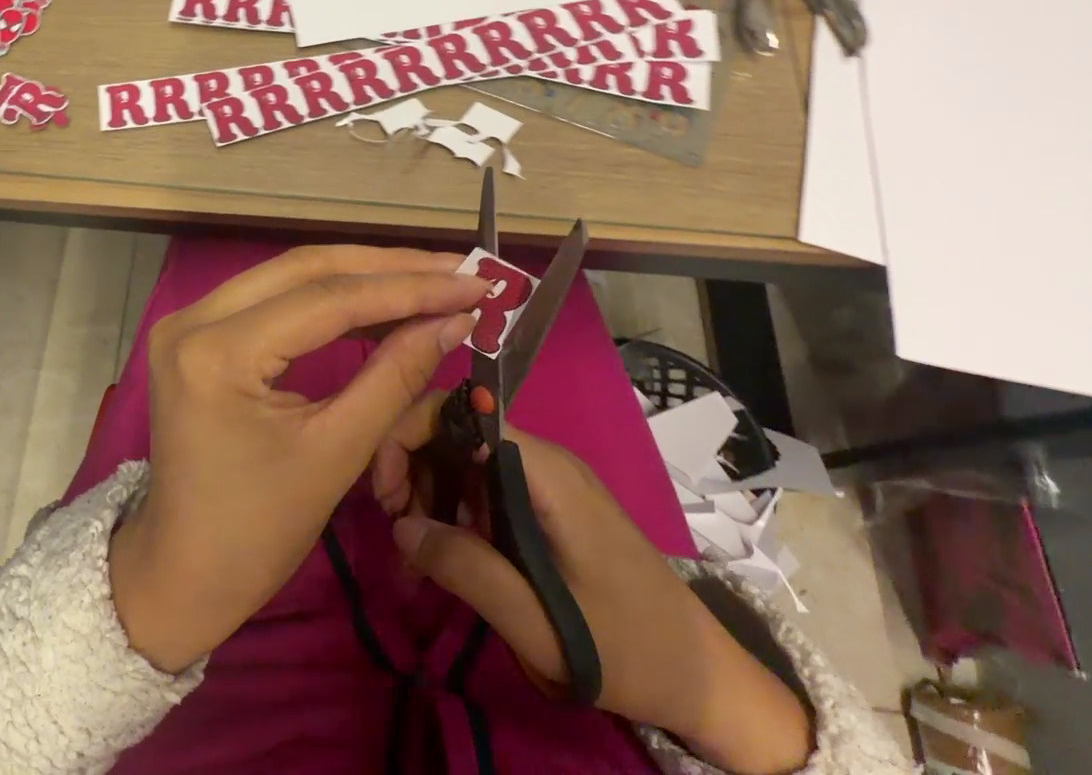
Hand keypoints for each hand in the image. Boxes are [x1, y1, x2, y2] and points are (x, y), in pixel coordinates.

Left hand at [108, 246, 488, 673]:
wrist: (186, 569)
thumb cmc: (258, 529)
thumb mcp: (336, 451)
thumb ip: (394, 375)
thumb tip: (454, 319)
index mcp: (216, 352)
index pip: (326, 299)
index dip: (408, 287)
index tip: (476, 282)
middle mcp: (191, 319)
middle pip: (303, 270)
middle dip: (387, 268)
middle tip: (460, 269)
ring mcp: (186, 323)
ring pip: (287, 277)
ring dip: (360, 278)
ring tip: (432, 281)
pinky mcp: (194, 335)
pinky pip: (269, 301)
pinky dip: (326, 300)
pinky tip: (379, 304)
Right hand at [377, 410, 812, 774]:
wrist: (705, 680)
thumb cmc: (627, 650)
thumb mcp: (538, 623)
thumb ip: (466, 569)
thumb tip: (401, 526)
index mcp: (544, 472)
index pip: (456, 411)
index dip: (406, 437)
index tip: (386, 497)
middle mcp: (543, 462)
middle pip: (453, 432)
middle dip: (409, 471)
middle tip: (396, 531)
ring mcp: (547, 483)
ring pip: (463, 461)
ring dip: (427, 496)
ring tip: (414, 555)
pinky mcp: (547, 506)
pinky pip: (484, 487)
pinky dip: (453, 512)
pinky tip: (444, 554)